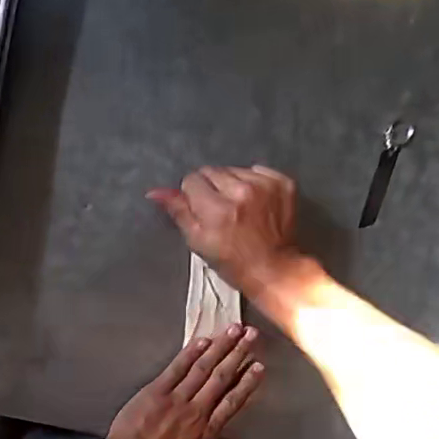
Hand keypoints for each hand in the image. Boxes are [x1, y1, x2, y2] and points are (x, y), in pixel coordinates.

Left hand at [101, 323, 264, 438]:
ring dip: (220, 347)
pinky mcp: (155, 390)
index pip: (233, 401)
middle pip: (221, 377)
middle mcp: (197, 410)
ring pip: (203, 368)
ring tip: (234, 329)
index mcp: (208, 430)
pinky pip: (176, 368)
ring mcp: (176, 398)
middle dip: (238, 354)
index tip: (259, 366)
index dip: (247, 382)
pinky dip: (190, 353)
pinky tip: (202, 340)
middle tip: (251, 335)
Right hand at [148, 166, 301, 292]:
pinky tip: (256, 203)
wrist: (273, 269)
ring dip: (233, 185)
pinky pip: (258, 170)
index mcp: (217, 209)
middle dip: (211, 188)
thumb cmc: (232, 262)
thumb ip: (179, 212)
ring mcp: (265, 186)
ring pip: (234, 169)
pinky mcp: (282, 183)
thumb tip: (155, 192)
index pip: (192, 180)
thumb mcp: (197, 241)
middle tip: (220, 212)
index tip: (202, 211)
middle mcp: (241, 192)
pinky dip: (254, 183)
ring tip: (239, 209)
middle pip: (212, 171)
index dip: (193, 196)